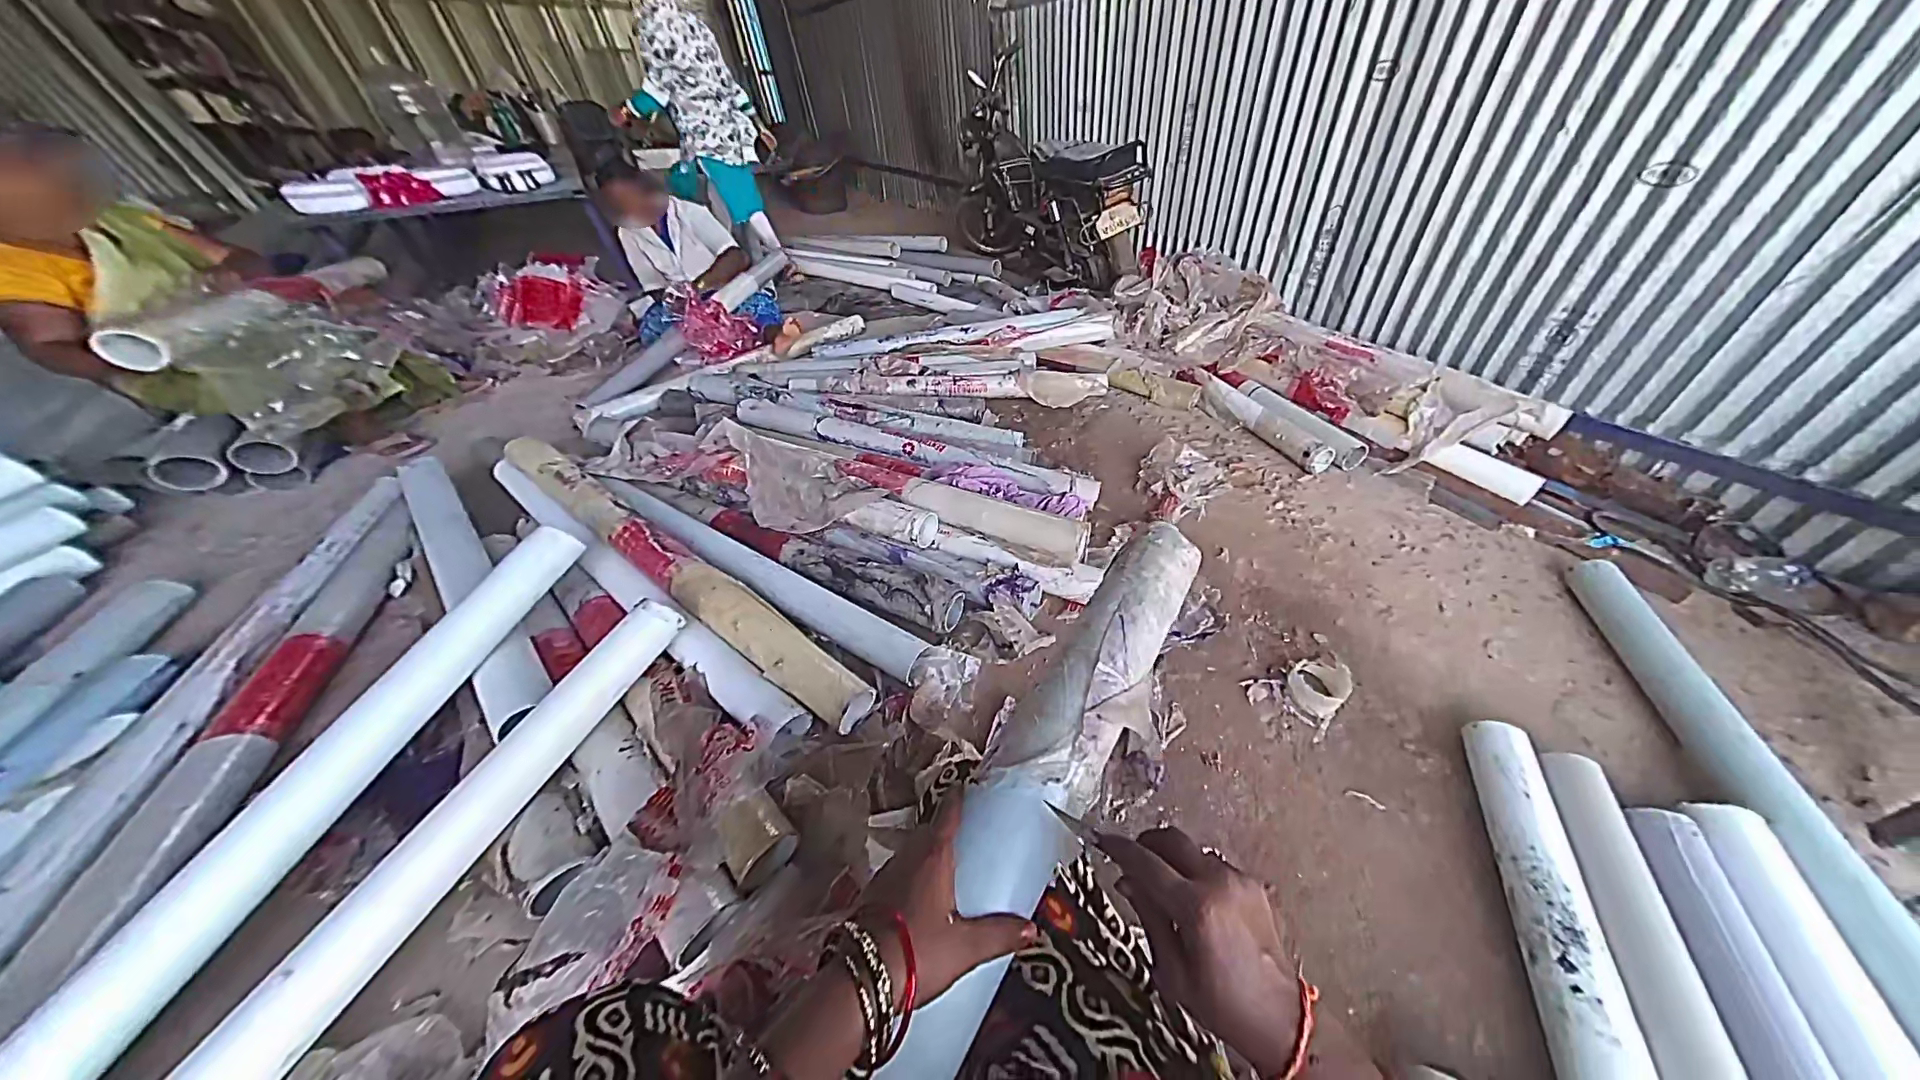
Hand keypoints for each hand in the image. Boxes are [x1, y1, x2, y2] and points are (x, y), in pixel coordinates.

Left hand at [858, 789, 1036, 1006]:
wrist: (862, 977)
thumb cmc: (916, 952)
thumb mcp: (965, 947)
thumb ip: (1000, 934)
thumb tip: (1030, 929)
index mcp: (933, 858)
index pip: (947, 816)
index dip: (957, 799)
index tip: (964, 787)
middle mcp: (907, 858)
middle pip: (927, 832)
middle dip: (943, 829)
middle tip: (961, 832)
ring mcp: (885, 875)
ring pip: (909, 852)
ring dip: (924, 853)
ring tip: (942, 865)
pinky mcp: (871, 896)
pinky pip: (896, 874)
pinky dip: (909, 875)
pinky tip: (916, 895)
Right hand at [1099, 827, 1302, 1075]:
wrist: (1281, 1020)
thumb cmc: (1222, 1004)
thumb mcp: (1172, 970)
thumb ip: (1149, 917)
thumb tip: (1127, 881)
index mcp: (1195, 907)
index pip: (1146, 862)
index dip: (1120, 848)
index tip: (1104, 841)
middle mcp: (1219, 883)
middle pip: (1171, 839)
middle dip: (1146, 843)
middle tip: (1131, 859)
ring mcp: (1239, 881)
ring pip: (1192, 850)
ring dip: (1172, 858)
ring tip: (1163, 886)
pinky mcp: (1253, 886)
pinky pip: (1214, 864)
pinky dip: (1195, 871)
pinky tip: (1193, 898)